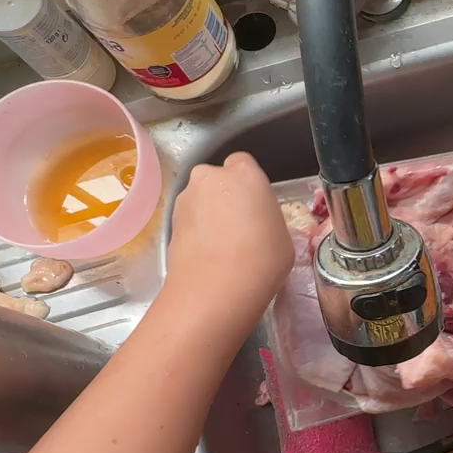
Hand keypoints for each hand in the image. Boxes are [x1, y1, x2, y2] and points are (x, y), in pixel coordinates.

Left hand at [165, 152, 292, 321]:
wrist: (215, 289)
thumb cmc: (262, 260)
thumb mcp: (282, 236)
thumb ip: (266, 218)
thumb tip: (256, 223)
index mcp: (245, 174)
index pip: (243, 163)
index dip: (249, 183)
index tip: (256, 204)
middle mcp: (211, 177)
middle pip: (218, 180)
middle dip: (226, 196)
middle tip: (240, 225)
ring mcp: (186, 198)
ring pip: (201, 199)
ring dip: (210, 214)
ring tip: (223, 246)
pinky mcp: (170, 222)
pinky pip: (190, 219)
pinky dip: (197, 231)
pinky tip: (209, 255)